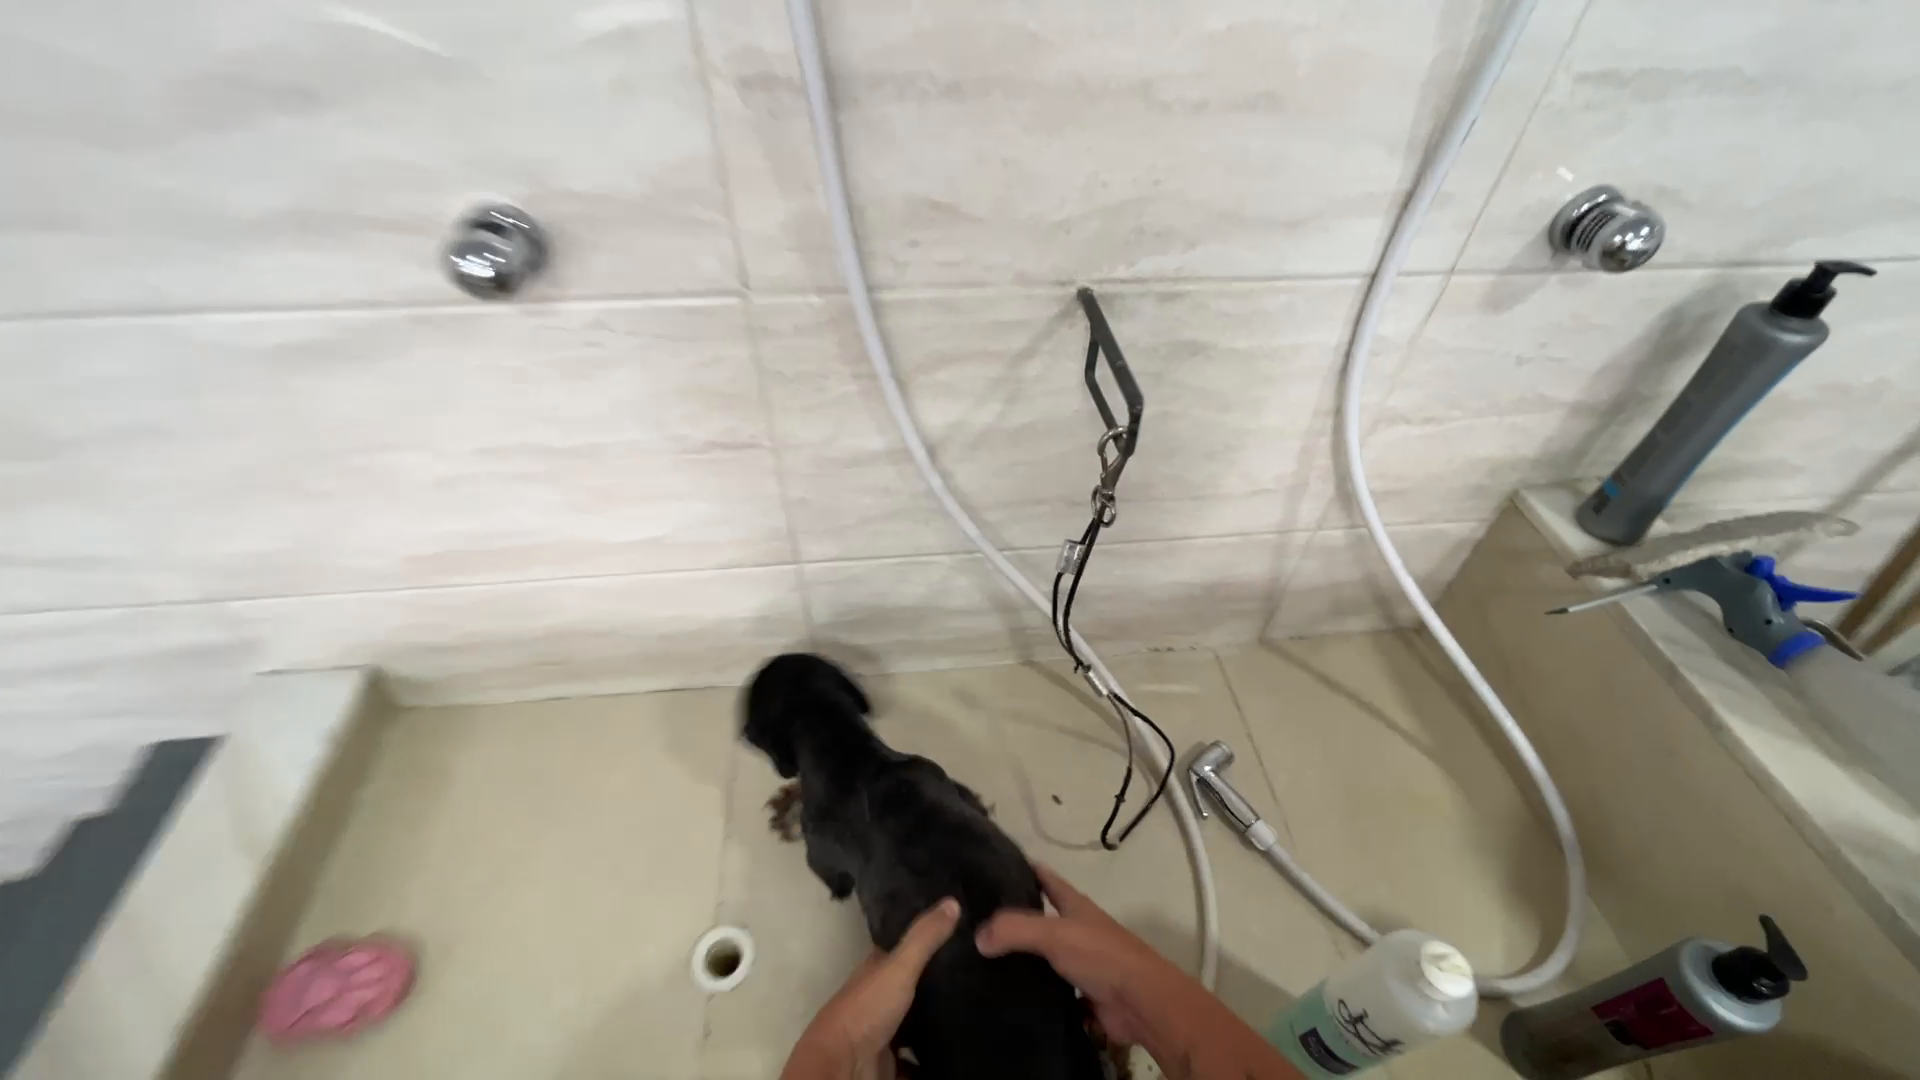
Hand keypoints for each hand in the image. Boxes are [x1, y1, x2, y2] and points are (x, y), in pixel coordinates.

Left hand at [783, 898, 961, 1079]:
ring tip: (979, 1007)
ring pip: (919, 1020)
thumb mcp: (899, 966)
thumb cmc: (867, 1008)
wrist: (843, 1066)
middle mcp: (882, 995)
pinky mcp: (894, 1060)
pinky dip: (936, 1053)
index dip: (933, 937)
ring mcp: (888, 1029)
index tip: (965, 931)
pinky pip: (920, 1056)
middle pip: (917, 983)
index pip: (909, 945)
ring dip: (941, 1018)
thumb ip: (924, 937)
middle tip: (981, 972)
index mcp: (879, 967)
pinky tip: (960, 1044)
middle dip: (943, 981)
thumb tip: (953, 899)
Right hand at [973, 865, 1167, 1045]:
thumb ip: (1014, 930)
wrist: (1140, 1002)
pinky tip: (1008, 993)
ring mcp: (1081, 960)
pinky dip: (1032, 989)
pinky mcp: (1081, 992)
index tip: (993, 865)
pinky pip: (1049, 987)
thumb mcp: (1054, 933)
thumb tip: (977, 936)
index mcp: (1074, 904)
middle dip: (1015, 916)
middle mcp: (1077, 927)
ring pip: (1043, 953)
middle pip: (1042, 916)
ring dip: (1021, 956)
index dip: (1023, 868)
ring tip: (984, 958)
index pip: (1045, 877)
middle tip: (977, 919)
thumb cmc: (1100, 954)